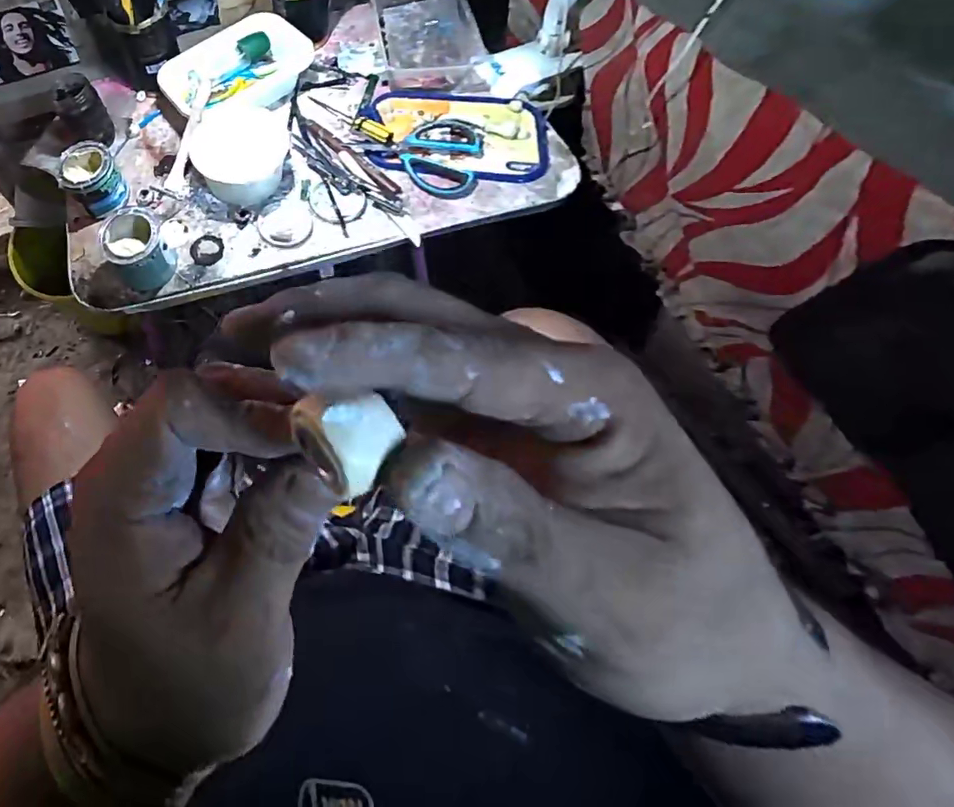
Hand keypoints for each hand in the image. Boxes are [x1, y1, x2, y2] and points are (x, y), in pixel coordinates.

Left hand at [68, 372, 339, 777]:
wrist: (138, 719)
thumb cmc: (184, 686)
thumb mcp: (240, 621)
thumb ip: (277, 529)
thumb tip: (328, 448)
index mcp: (118, 495)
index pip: (174, 406)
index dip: (246, 407)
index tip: (315, 432)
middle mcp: (117, 465)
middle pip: (188, 397)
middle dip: (260, 406)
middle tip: (334, 427)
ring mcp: (137, 470)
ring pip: (201, 409)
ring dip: (262, 418)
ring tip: (323, 437)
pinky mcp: (163, 482)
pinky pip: (208, 438)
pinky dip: (253, 440)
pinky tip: (295, 456)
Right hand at [217, 274, 826, 722]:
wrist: (713, 639)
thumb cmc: (675, 620)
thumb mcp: (603, 594)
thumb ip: (506, 525)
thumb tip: (402, 464)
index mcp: (585, 387)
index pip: (459, 353)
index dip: (366, 350)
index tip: (287, 358)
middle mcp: (531, 359)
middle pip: (413, 313)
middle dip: (320, 317)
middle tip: (240, 330)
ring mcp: (491, 378)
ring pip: (388, 332)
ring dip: (312, 333)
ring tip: (240, 342)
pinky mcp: (461, 406)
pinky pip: (381, 379)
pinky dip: (325, 377)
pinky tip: (274, 381)